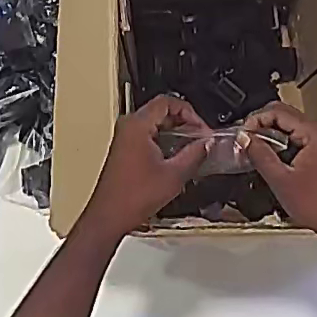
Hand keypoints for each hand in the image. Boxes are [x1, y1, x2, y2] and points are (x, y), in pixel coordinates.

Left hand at [79, 95, 211, 240]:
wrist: (110, 214)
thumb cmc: (132, 197)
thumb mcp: (174, 175)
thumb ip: (194, 154)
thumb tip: (205, 144)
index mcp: (137, 125)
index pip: (166, 102)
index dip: (189, 111)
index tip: (201, 127)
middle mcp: (128, 126)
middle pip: (161, 110)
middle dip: (184, 121)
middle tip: (200, 137)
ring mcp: (124, 137)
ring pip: (154, 123)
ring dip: (175, 132)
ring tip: (192, 148)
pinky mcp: (124, 148)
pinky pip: (147, 134)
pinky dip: (164, 140)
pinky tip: (176, 157)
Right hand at [243, 101, 316, 261]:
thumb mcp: (280, 179)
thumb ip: (259, 154)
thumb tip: (244, 137)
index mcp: (311, 133)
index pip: (276, 111)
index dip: (255, 120)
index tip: (244, 135)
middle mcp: (316, 133)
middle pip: (280, 114)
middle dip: (260, 125)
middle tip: (246, 141)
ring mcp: (316, 142)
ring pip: (284, 126)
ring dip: (267, 136)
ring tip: (254, 152)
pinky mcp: (313, 153)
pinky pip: (289, 138)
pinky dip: (276, 144)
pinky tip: (268, 160)